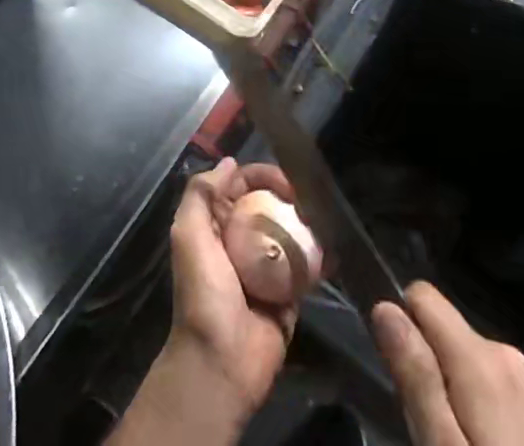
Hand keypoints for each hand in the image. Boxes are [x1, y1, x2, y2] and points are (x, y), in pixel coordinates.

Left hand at [106, 159, 301, 445]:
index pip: (240, 185)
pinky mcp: (289, 294)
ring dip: (307, 224)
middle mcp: (239, 240)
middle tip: (310, 201)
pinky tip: (334, 247)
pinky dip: (319, 257)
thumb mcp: (189, 234)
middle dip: (289, 197)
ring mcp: (266, 267)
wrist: (222, 362)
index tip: (286, 180)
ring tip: (326, 220)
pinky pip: (306, 267)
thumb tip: (229, 162)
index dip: (261, 175)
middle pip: (268, 205)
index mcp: (214, 224)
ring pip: (290, 233)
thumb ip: (200, 195)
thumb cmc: (204, 292)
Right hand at [371, 282, 523, 445]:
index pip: (422, 295)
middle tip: (424, 425)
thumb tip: (383, 306)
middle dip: (422, 364)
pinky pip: (483, 379)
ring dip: (445, 386)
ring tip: (450, 442)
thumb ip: (415, 376)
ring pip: (459, 354)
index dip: (400, 323)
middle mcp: (505, 354)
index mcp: (481, 358)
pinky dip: (469, 401)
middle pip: (441, 327)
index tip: (395, 370)